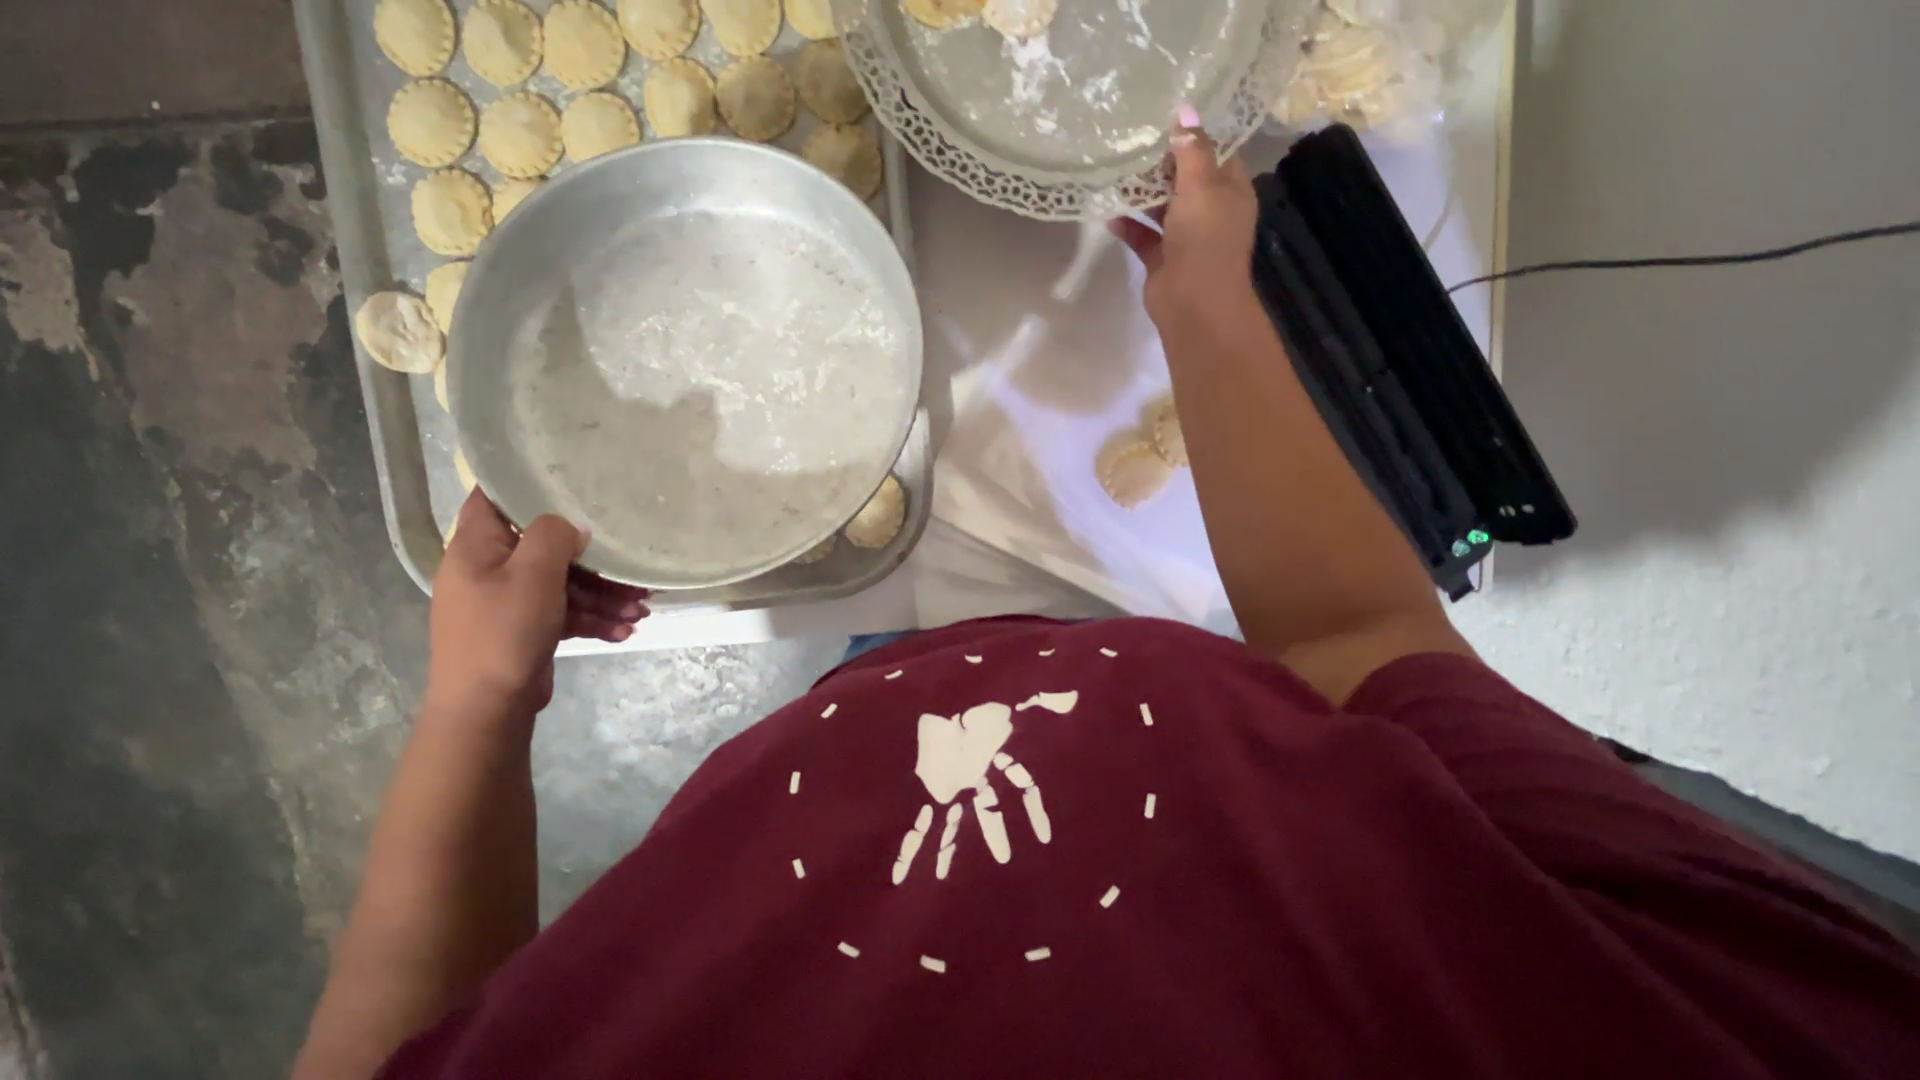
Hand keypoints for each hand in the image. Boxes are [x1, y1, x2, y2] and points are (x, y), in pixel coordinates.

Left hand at [427, 490, 649, 718]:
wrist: (487, 708)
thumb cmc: (503, 630)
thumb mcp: (533, 573)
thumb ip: (555, 535)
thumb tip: (574, 526)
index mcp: (477, 545)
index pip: (496, 497)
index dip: (528, 482)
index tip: (573, 477)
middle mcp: (490, 568)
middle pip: (546, 546)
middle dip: (592, 557)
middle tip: (631, 565)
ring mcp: (508, 602)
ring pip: (563, 583)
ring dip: (603, 594)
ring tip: (642, 610)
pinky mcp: (527, 629)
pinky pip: (564, 613)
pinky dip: (593, 619)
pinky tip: (625, 630)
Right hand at [1110, 108, 1260, 325]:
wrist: (1194, 303)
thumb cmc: (1205, 239)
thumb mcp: (1201, 186)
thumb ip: (1191, 149)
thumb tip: (1185, 110)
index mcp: (1231, 191)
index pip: (1217, 154)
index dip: (1195, 136)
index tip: (1166, 117)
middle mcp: (1211, 212)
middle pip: (1185, 180)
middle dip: (1161, 164)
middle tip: (1132, 140)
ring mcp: (1187, 237)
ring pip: (1162, 208)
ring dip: (1141, 194)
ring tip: (1115, 172)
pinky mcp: (1163, 258)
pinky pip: (1143, 236)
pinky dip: (1128, 226)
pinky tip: (1110, 214)